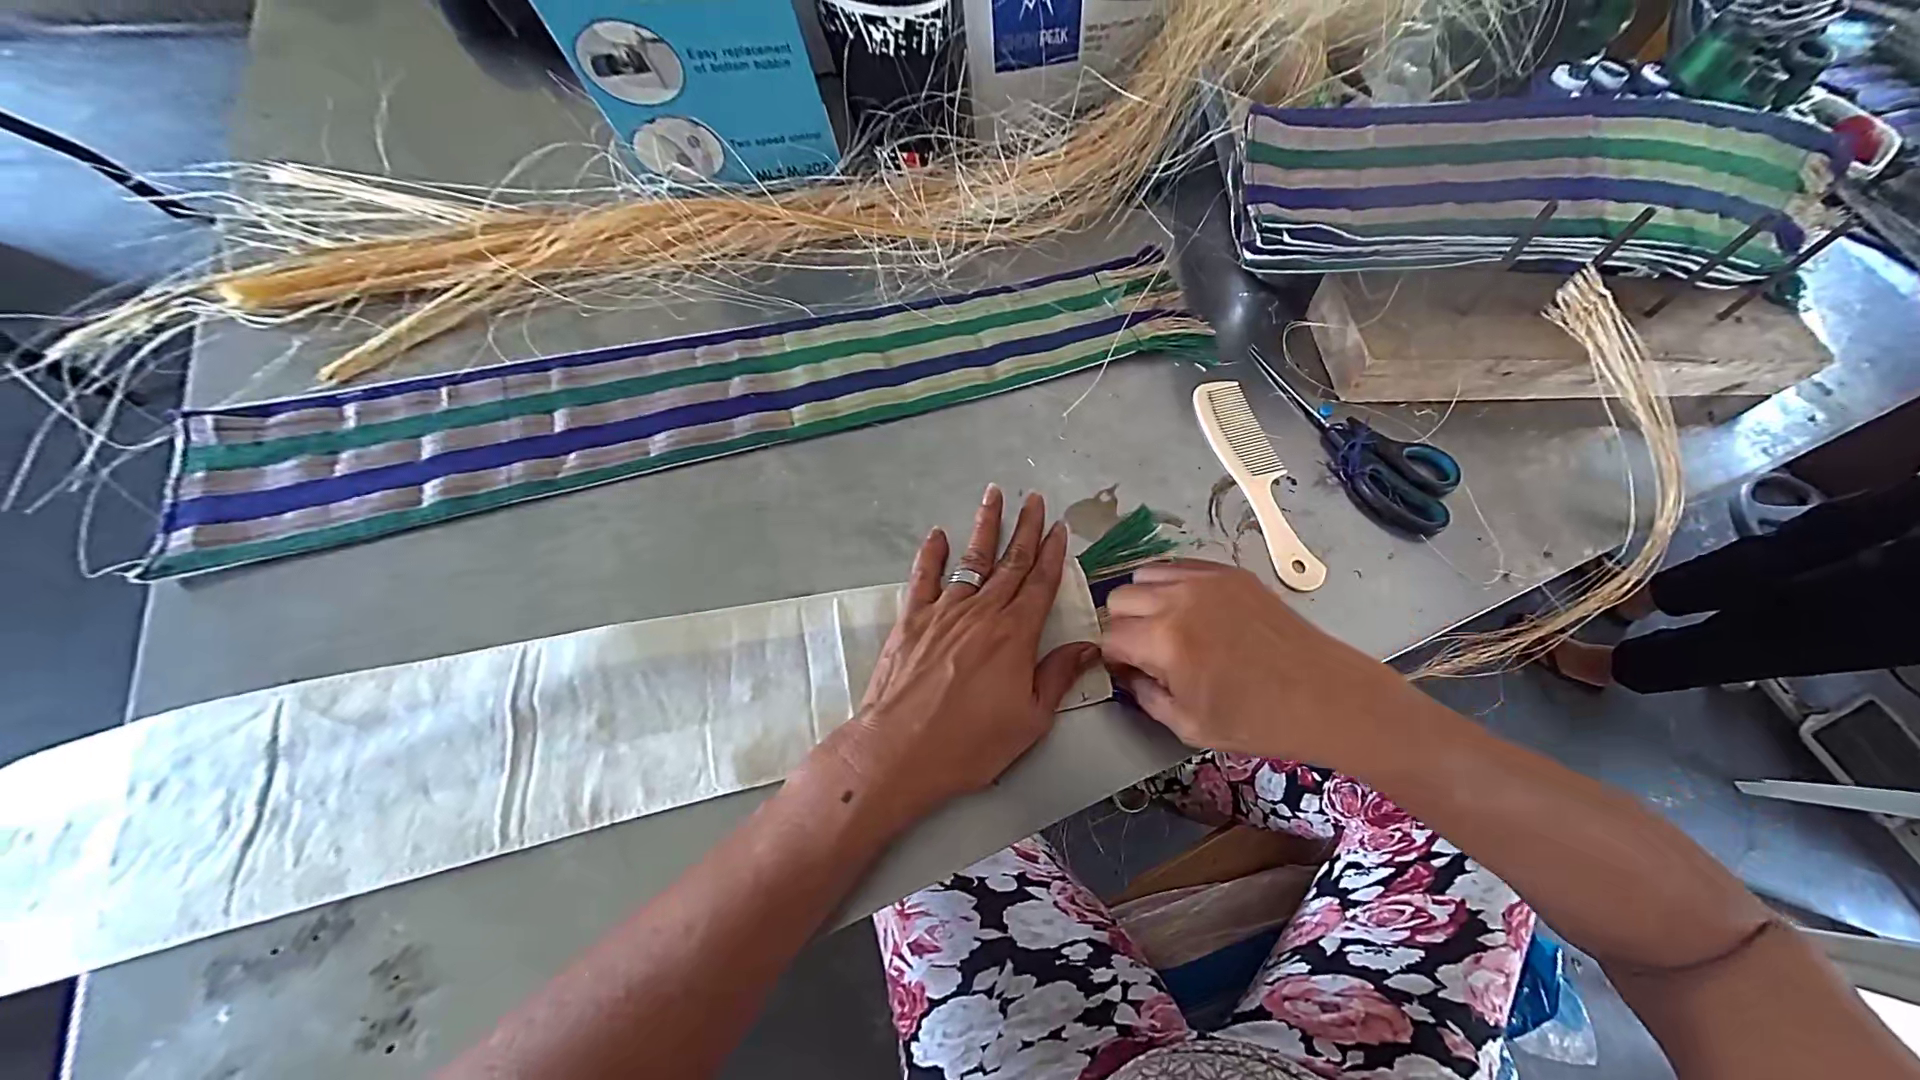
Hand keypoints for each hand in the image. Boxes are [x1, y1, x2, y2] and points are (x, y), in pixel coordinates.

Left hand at [809, 485, 1101, 822]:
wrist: (900, 750)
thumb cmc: (970, 743)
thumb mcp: (1030, 719)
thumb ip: (1058, 676)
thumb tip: (1089, 645)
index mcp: (1015, 634)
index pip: (1041, 583)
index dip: (1053, 553)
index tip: (1060, 527)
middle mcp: (982, 612)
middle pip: (1010, 562)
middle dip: (1026, 528)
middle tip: (1036, 500)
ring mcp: (943, 611)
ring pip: (971, 560)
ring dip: (985, 527)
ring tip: (994, 497)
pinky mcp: (912, 619)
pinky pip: (924, 577)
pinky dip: (932, 554)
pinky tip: (939, 535)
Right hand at [1101, 560, 1422, 763]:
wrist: (1327, 696)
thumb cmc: (1259, 720)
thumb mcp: (1188, 726)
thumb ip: (1144, 696)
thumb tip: (1128, 674)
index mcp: (1165, 641)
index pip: (1108, 636)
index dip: (1112, 659)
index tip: (1128, 671)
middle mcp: (1178, 599)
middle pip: (1118, 599)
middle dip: (1124, 627)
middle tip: (1147, 651)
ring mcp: (1205, 579)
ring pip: (1142, 576)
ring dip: (1144, 602)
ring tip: (1168, 627)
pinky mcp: (1229, 572)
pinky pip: (1177, 567)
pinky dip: (1170, 586)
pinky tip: (1190, 611)